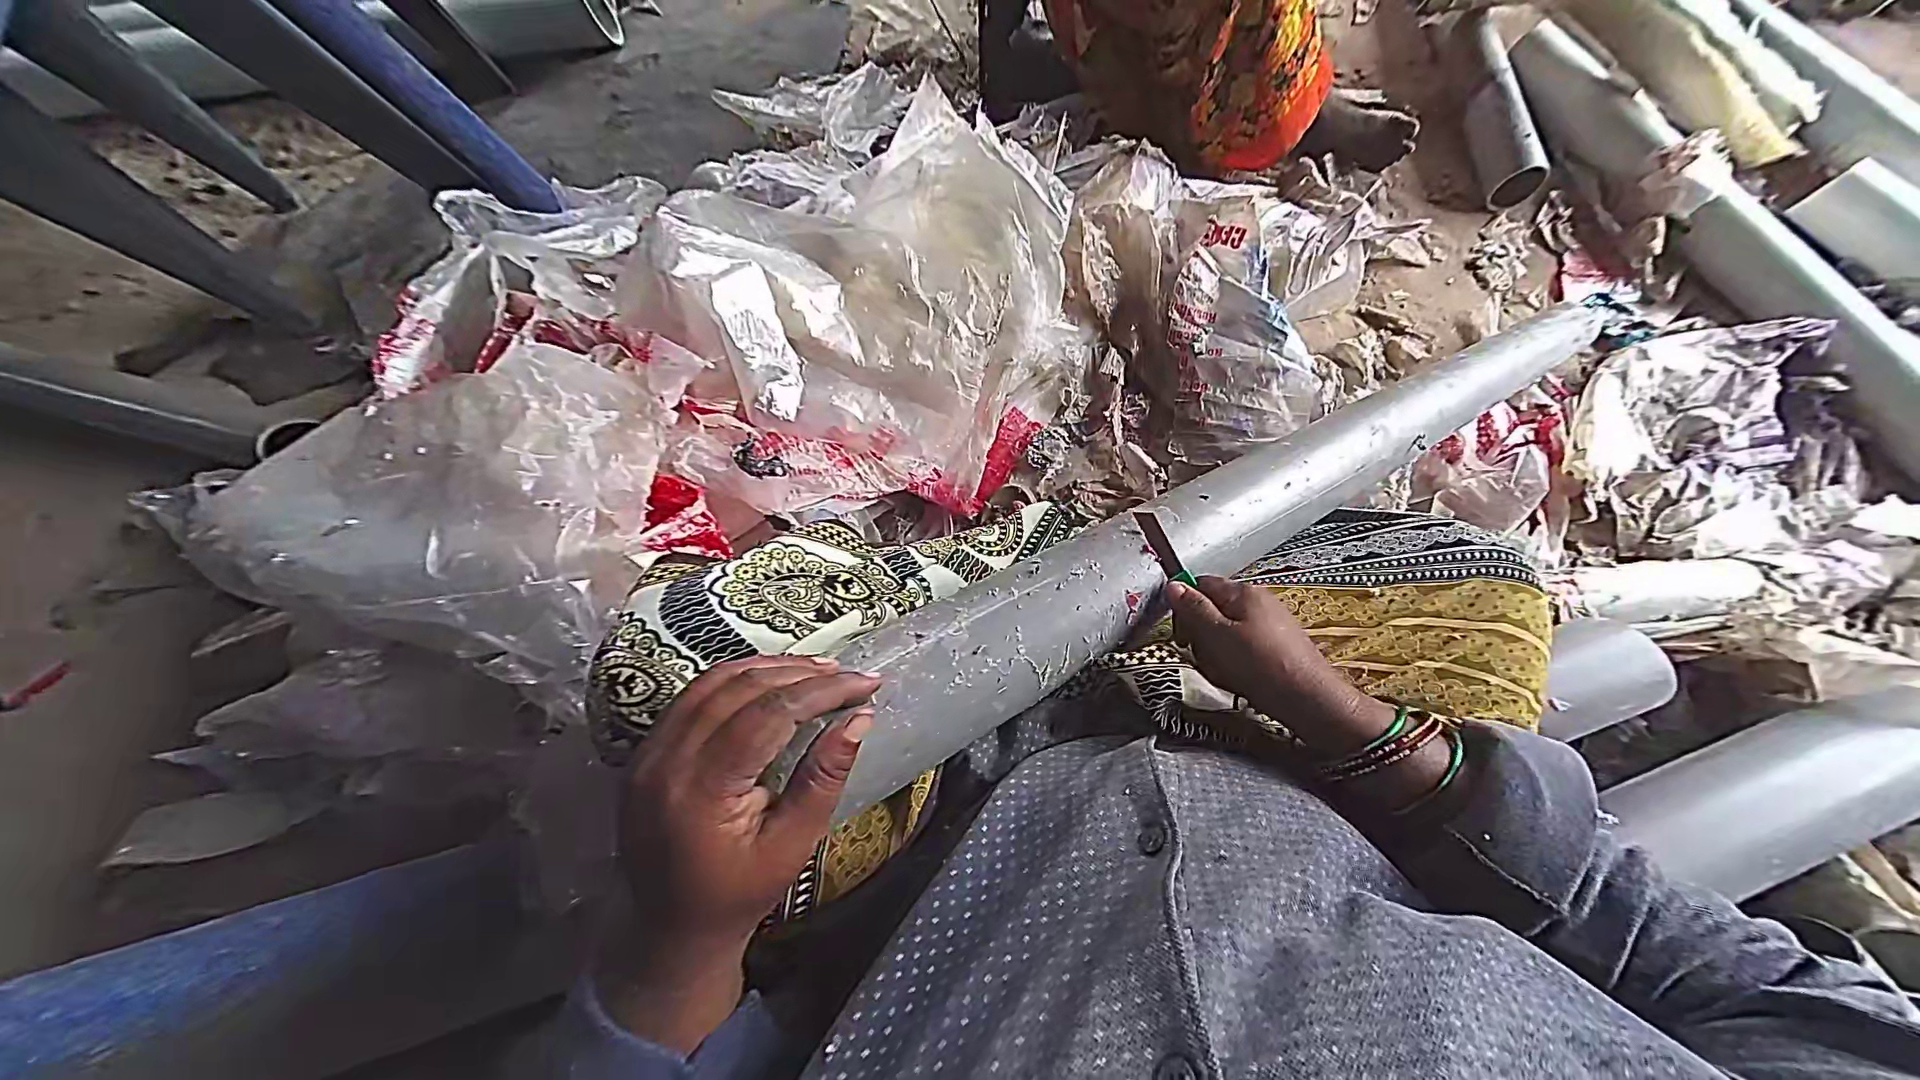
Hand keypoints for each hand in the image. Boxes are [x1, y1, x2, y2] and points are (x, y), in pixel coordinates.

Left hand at [603, 655, 879, 1052]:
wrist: (668, 930)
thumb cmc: (738, 895)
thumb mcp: (794, 845)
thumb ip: (824, 777)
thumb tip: (860, 719)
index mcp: (703, 791)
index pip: (768, 714)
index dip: (821, 692)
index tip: (864, 684)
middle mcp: (666, 761)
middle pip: (740, 688)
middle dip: (800, 674)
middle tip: (846, 674)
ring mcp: (650, 751)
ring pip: (714, 681)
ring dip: (770, 668)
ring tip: (817, 670)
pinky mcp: (647, 748)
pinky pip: (696, 695)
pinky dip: (739, 679)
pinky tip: (773, 680)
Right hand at [1167, 576, 1394, 757]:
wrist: (1309, 701)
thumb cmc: (1260, 664)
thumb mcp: (1216, 635)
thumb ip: (1193, 608)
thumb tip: (1173, 585)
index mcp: (1243, 592)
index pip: (1200, 584)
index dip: (1184, 606)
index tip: (1181, 631)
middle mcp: (1258, 602)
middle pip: (1212, 609)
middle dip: (1200, 633)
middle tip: (1202, 654)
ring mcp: (1270, 625)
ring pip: (1224, 632)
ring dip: (1215, 652)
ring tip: (1223, 671)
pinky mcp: (1276, 647)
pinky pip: (1242, 648)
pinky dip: (1234, 662)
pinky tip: (1239, 679)